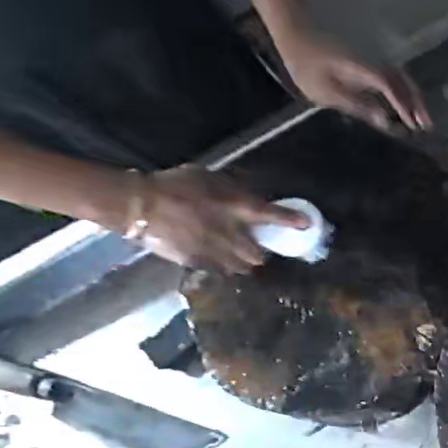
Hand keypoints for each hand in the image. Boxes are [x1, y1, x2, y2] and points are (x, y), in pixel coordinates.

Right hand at [120, 166, 305, 273]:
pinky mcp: (201, 264)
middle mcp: (231, 234)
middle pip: (259, 255)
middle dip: (260, 252)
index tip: (307, 224)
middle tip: (254, 244)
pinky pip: (221, 270)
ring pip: (243, 267)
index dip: (290, 220)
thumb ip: (233, 189)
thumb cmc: (174, 185)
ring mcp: (216, 253)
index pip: (270, 215)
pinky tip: (215, 257)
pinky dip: (223, 265)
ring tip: (235, 253)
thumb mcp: (207, 177)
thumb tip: (254, 195)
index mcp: (234, 208)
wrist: (140, 207)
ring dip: (243, 261)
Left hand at [277, 27, 432, 134]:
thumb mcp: (326, 91)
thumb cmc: (305, 63)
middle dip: (417, 103)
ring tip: (421, 118)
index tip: (413, 124)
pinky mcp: (366, 61)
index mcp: (361, 68)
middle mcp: (371, 62)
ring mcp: (370, 60)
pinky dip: (402, 91)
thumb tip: (384, 120)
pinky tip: (404, 104)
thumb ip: (357, 105)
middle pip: (402, 80)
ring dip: (413, 97)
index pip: (390, 87)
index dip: (403, 105)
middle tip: (427, 125)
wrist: (294, 30)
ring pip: (400, 78)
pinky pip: (391, 76)